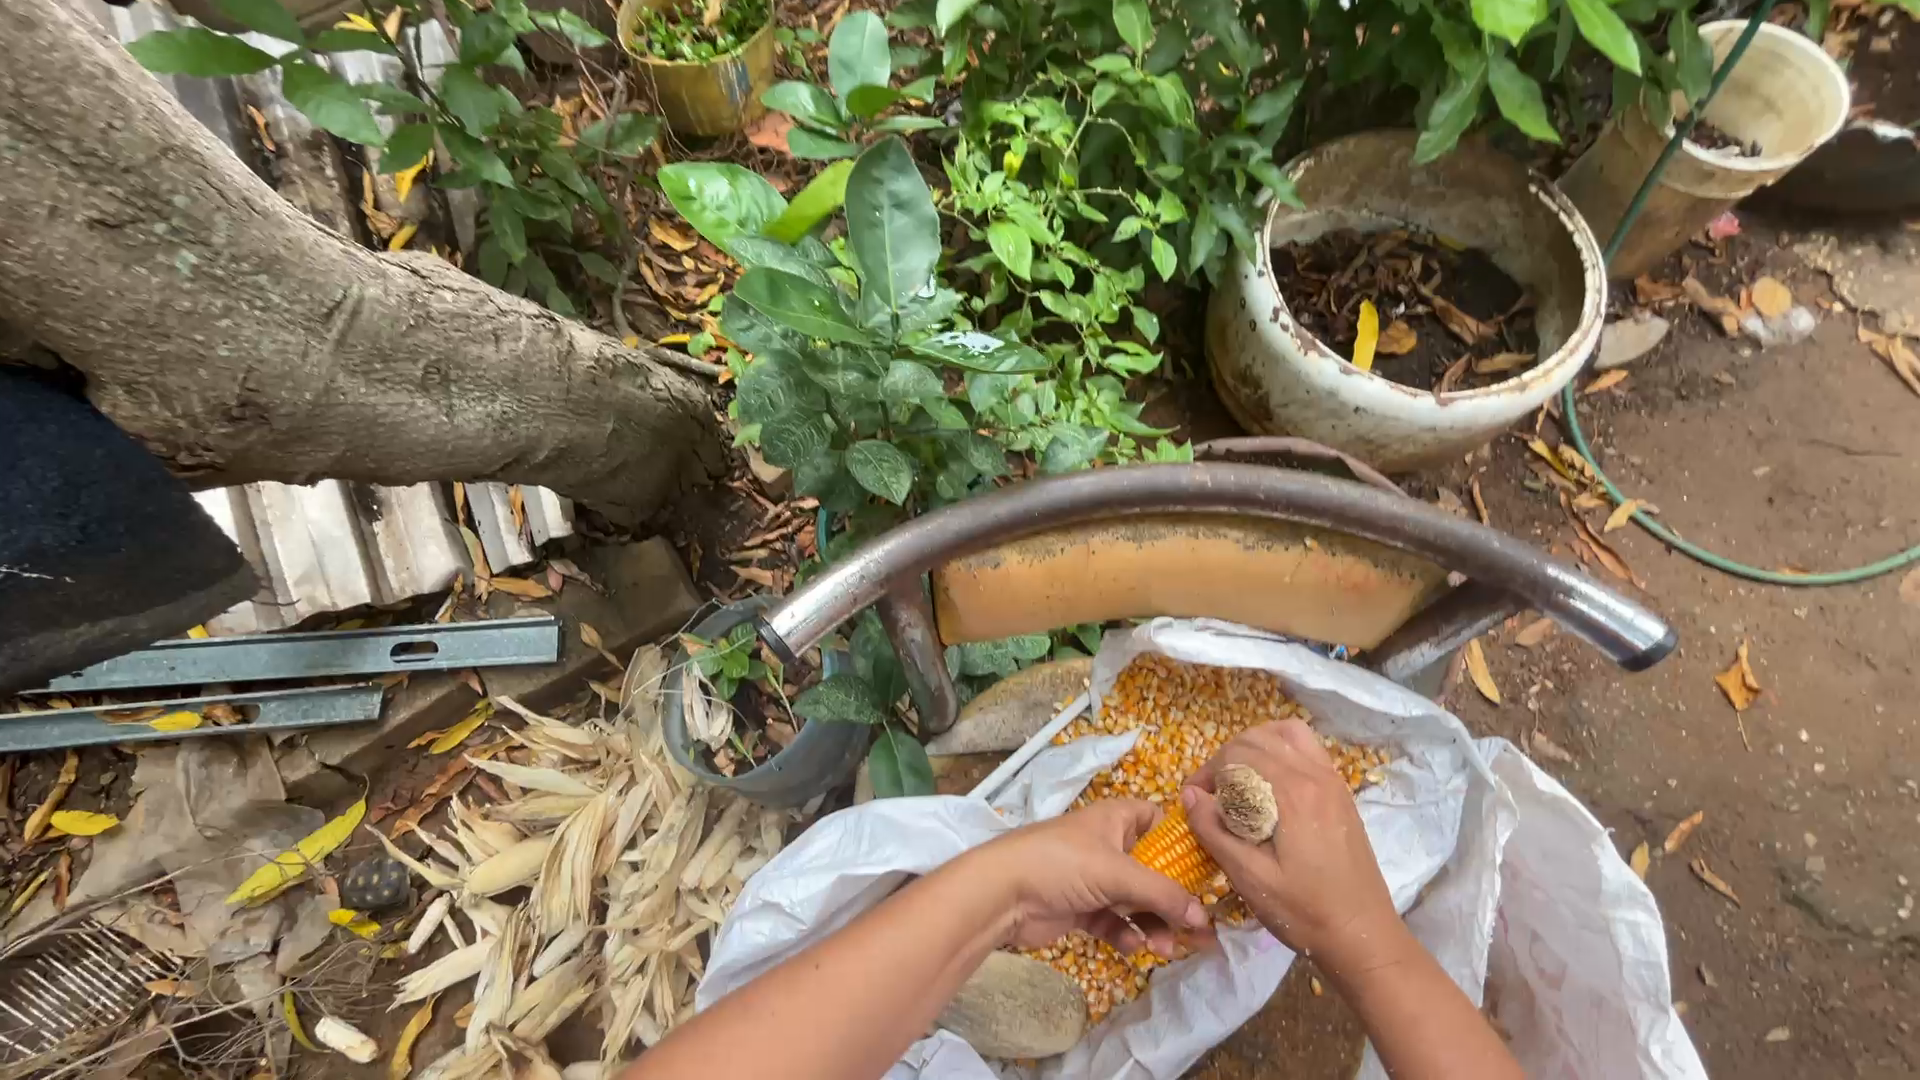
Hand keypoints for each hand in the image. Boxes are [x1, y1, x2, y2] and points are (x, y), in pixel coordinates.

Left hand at [966, 800, 1210, 954]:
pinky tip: (1132, 946)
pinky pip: (1115, 921)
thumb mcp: (1117, 872)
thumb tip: (1204, 916)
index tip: (1209, 871)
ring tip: (1165, 947)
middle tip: (1201, 928)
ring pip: (1136, 900)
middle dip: (1174, 899)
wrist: (1003, 892)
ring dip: (1154, 923)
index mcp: (1116, 819)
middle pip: (1153, 869)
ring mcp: (1094, 878)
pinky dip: (1126, 933)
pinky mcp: (1081, 907)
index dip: (1183, 842)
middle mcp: (1108, 845)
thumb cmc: (1061, 863)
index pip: (1158, 820)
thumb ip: (1162, 894)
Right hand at [1182, 721, 1408, 970]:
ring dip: (1256, 745)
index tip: (1194, 799)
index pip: (1238, 754)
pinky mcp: (1342, 793)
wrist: (1365, 939)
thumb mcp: (1250, 878)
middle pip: (1259, 737)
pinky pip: (1308, 749)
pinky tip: (1270, 784)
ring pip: (1287, 734)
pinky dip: (1282, 751)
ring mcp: (1334, 782)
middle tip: (1212, 791)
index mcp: (1293, 794)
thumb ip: (1215, 831)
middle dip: (1227, 756)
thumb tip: (1190, 795)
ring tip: (1239, 775)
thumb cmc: (1305, 912)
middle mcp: (1316, 776)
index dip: (1208, 770)